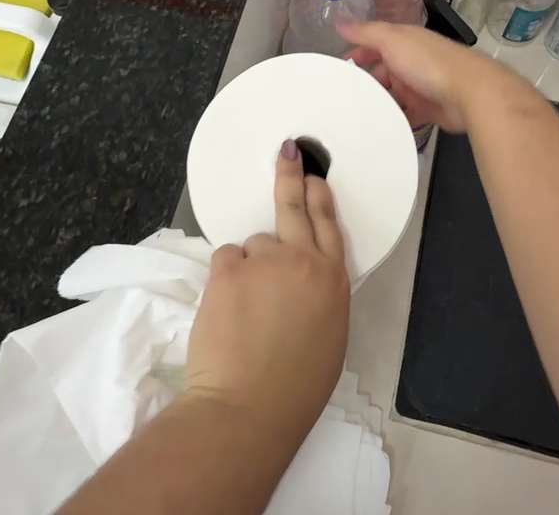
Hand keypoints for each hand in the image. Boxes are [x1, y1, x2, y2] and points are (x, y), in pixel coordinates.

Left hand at [183, 141, 349, 439]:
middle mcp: (302, 261)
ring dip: (248, 267)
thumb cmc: (295, 387)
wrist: (248, 407)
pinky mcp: (228, 269)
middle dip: (291, 175)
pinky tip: (228, 311)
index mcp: (333, 280)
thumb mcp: (329, 335)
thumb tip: (305, 281)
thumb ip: (320, 295)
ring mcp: (264, 261)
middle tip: (288, 151)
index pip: (328, 225)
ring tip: (245, 310)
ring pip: (252, 247)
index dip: (320, 198)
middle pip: (293, 207)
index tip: (315, 178)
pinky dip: (226, 280)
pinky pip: (226, 260)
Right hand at [339, 20, 521, 133]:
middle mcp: (410, 62)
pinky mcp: (428, 110)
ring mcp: (419, 87)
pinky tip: (377, 127)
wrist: (470, 92)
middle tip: (342, 99)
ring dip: (378, 102)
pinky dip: (393, 119)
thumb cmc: (428, 62)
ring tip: (354, 116)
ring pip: (392, 95)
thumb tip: (338, 21)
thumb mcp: (392, 40)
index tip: (337, 70)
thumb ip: (365, 32)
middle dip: (364, 83)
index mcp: (403, 42)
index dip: (356, 54)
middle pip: (381, 72)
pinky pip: (405, 115)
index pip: (373, 45)